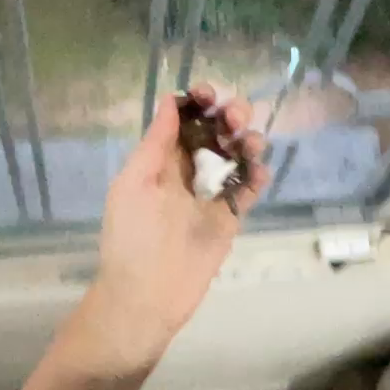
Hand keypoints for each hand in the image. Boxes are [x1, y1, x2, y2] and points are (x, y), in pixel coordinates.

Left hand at [72, 85, 268, 377]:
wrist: (146, 295)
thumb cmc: (131, 237)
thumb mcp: (134, 183)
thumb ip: (155, 143)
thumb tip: (170, 100)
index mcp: (159, 161)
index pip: (184, 121)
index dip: (198, 103)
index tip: (209, 94)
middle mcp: (187, 172)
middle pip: (215, 132)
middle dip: (228, 116)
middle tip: (234, 118)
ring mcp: (210, 195)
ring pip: (236, 156)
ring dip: (247, 140)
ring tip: (249, 142)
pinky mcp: (229, 218)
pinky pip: (247, 189)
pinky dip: (257, 175)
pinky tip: (258, 170)